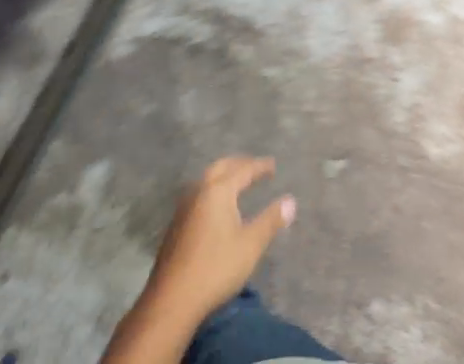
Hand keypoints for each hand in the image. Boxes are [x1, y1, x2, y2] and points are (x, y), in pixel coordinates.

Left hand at [142, 157, 296, 323]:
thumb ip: (270, 220)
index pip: (242, 170)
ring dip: (223, 176)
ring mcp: (183, 209)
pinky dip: (212, 191)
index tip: (273, 165)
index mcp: (218, 192)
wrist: (173, 298)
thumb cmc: (217, 268)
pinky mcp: (176, 226)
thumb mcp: (251, 245)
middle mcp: (198, 192)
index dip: (259, 166)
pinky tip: (215, 207)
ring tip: (236, 182)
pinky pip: (198, 196)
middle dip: (238, 164)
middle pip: (220, 168)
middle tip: (254, 167)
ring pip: (205, 181)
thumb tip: (290, 201)